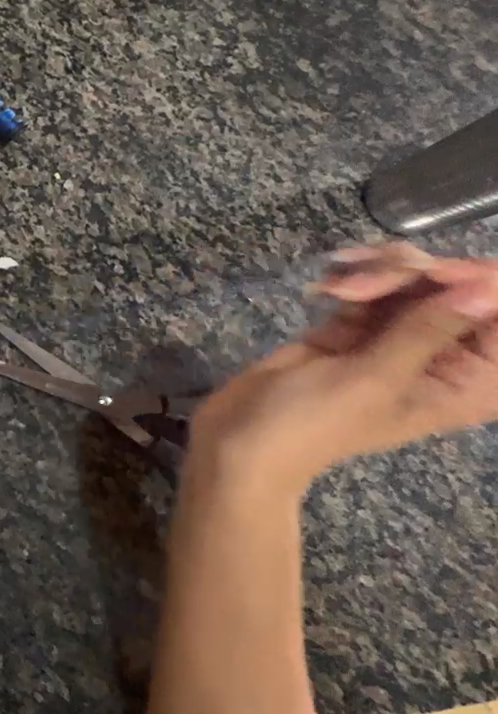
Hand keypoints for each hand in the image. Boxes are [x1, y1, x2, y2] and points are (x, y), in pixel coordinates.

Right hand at [186, 245, 497, 489]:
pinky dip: (349, 281)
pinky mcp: (350, 331)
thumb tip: (486, 286)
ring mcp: (394, 340)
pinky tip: (323, 289)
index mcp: (472, 379)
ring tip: (333, 287)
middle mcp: (443, 355)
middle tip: (359, 283)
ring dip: (375, 273)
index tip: (429, 273)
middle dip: (414, 274)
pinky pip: (370, 290)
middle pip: (457, 290)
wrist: (241, 440)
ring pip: (411, 282)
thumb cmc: (315, 421)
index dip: (478, 285)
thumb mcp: (374, 379)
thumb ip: (428, 330)